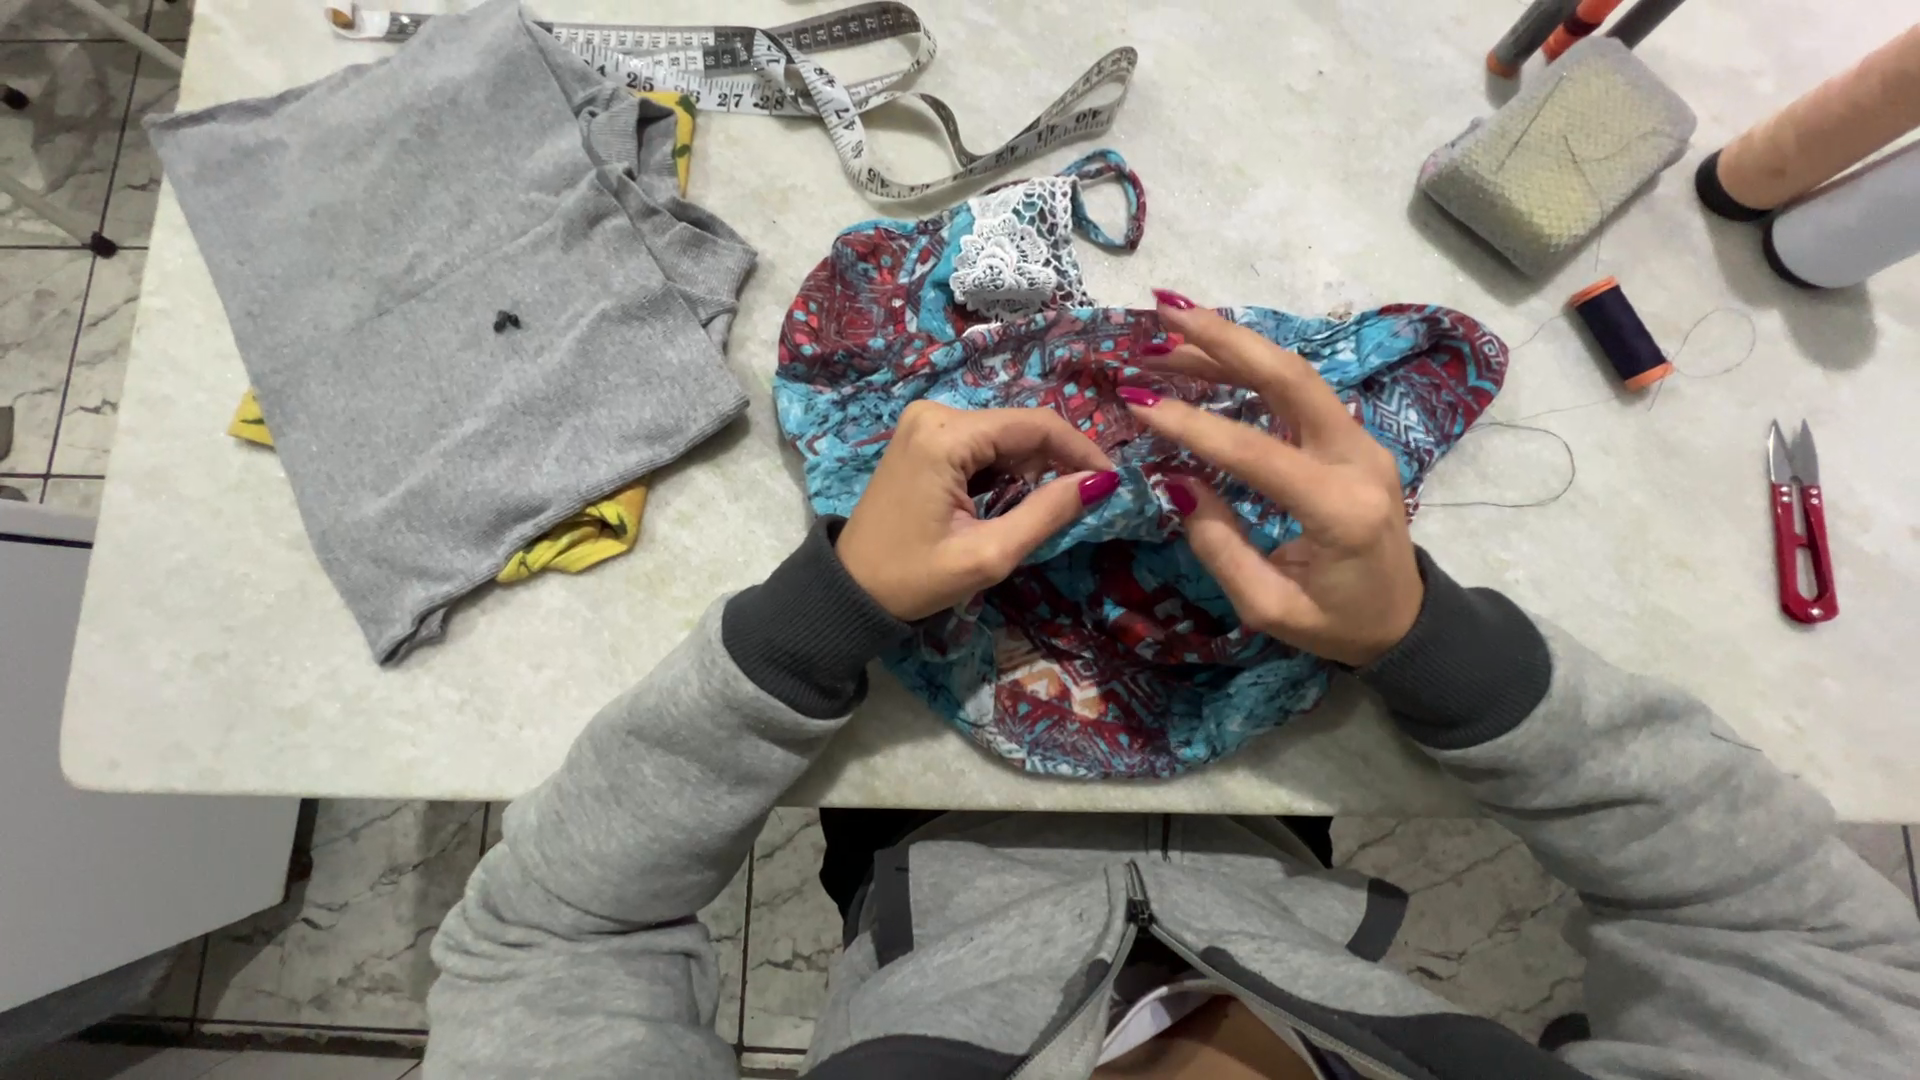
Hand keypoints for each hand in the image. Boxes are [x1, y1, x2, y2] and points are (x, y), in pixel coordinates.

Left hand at [836, 401, 1117, 620]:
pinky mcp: (921, 437)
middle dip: (1054, 461)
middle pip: (1019, 426)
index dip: (1080, 449)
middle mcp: (934, 413)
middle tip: (1077, 503)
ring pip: (1002, 434)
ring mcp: (924, 422)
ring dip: (1029, 467)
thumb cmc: (913, 579)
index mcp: (945, 435)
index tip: (1111, 481)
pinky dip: (1003, 468)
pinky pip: (980, 442)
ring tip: (1036, 509)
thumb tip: (1100, 483)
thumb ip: (1046, 513)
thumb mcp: (987, 554)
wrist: (850, 588)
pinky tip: (1005, 500)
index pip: (1034, 426)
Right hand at [1122, 291, 1423, 665]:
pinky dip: (1249, 365)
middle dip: (1223, 340)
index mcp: (1339, 508)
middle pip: (1291, 378)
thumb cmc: (1337, 623)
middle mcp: (1358, 459)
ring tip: (1170, 328)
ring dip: (1231, 345)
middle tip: (1163, 312)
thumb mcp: (1269, 606)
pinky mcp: (1350, 438)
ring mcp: (1361, 441)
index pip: (1256, 452)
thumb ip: (1220, 546)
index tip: (1135, 404)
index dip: (1192, 424)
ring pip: (1294, 373)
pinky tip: (1209, 354)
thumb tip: (1176, 481)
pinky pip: (1297, 389)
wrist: (1407, 620)